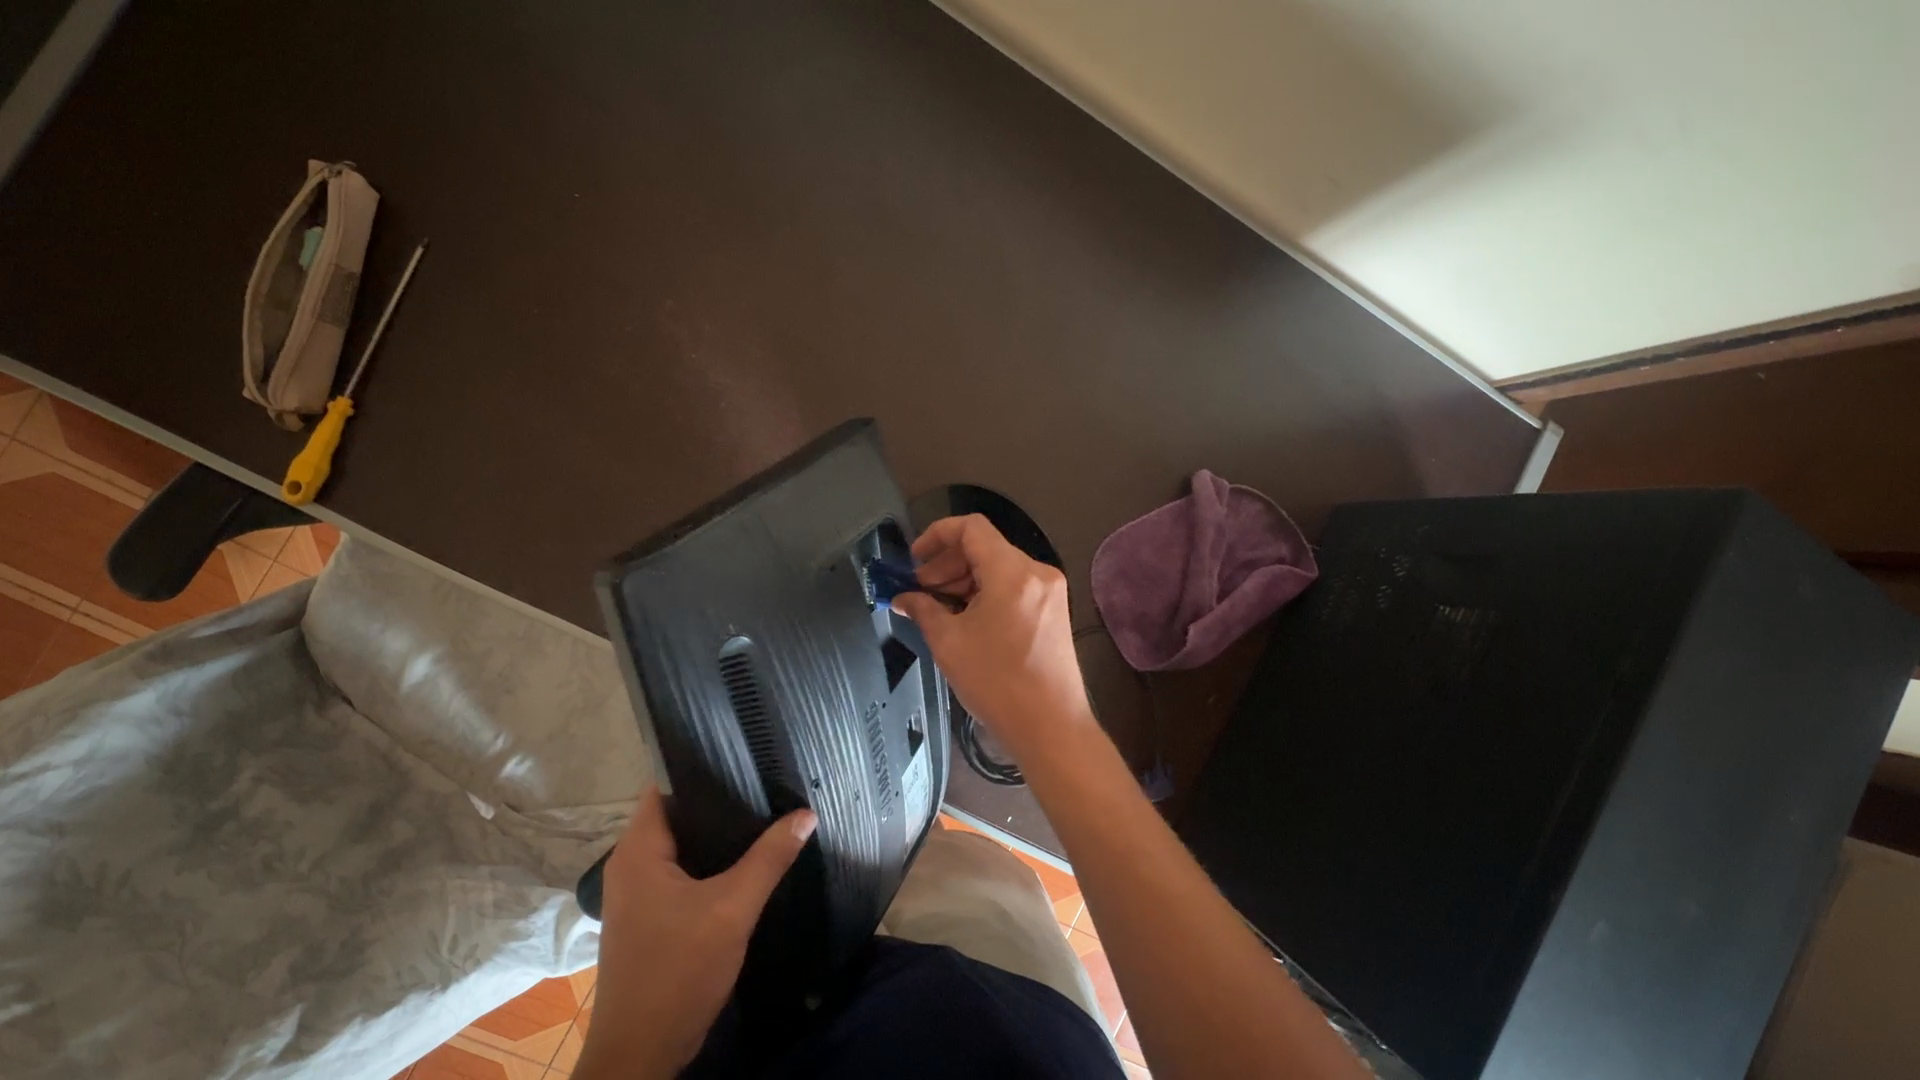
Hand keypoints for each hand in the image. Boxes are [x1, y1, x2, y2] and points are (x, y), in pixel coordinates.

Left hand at [575, 791, 816, 1079]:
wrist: (642, 1051)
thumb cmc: (678, 970)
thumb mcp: (732, 909)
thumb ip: (768, 858)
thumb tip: (805, 814)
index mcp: (637, 851)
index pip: (664, 787)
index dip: (699, 766)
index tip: (743, 754)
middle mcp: (630, 865)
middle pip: (676, 815)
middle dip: (719, 801)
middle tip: (766, 783)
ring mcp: (638, 894)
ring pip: (682, 848)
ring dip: (717, 836)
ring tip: (765, 815)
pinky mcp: (650, 919)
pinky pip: (682, 874)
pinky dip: (711, 865)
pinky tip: (747, 864)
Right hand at [891, 514, 1095, 760]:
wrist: (1051, 727)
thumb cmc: (997, 683)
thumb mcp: (949, 643)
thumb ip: (923, 610)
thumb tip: (904, 599)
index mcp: (1012, 572)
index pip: (971, 527)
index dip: (936, 536)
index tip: (914, 561)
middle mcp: (1036, 573)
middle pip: (985, 547)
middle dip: (947, 564)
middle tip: (920, 592)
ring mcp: (1050, 592)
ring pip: (999, 568)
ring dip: (965, 580)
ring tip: (939, 609)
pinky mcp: (1054, 612)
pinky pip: (1014, 588)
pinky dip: (987, 594)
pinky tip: (966, 620)